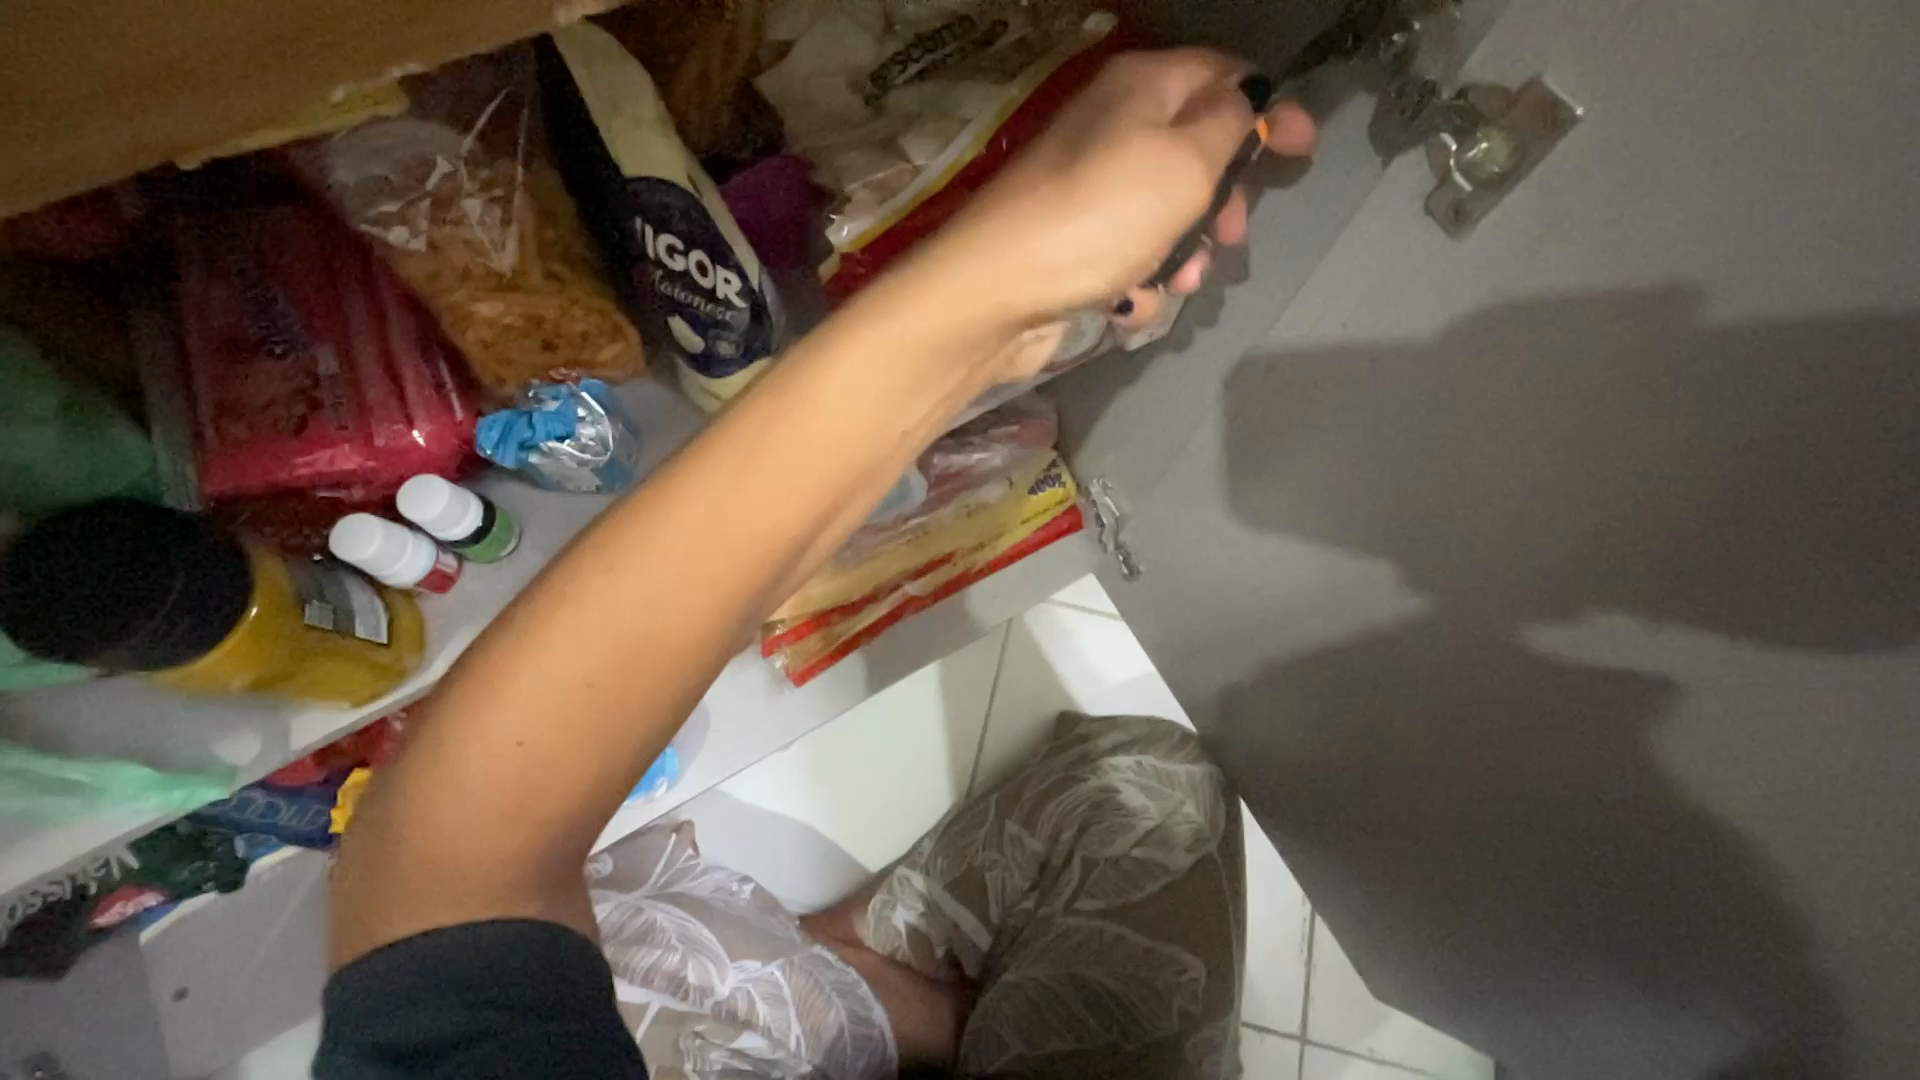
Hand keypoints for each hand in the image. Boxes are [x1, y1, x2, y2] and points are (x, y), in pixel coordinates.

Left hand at [926, 48, 1316, 338]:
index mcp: (1143, 88)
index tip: (1303, 153)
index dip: (1270, 111)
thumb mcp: (1185, 160)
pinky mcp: (1071, 247)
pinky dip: (1136, 285)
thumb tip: (1248, 100)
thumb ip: (1230, 124)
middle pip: (1196, 155)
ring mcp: (1087, 193)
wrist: (998, 291)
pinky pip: (1127, 260)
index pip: (1225, 76)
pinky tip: (1126, 304)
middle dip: (1221, 202)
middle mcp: (1111, 131)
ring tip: (1174, 281)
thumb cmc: (1100, 216)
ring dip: (1182, 254)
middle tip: (1228, 237)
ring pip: (1165, 218)